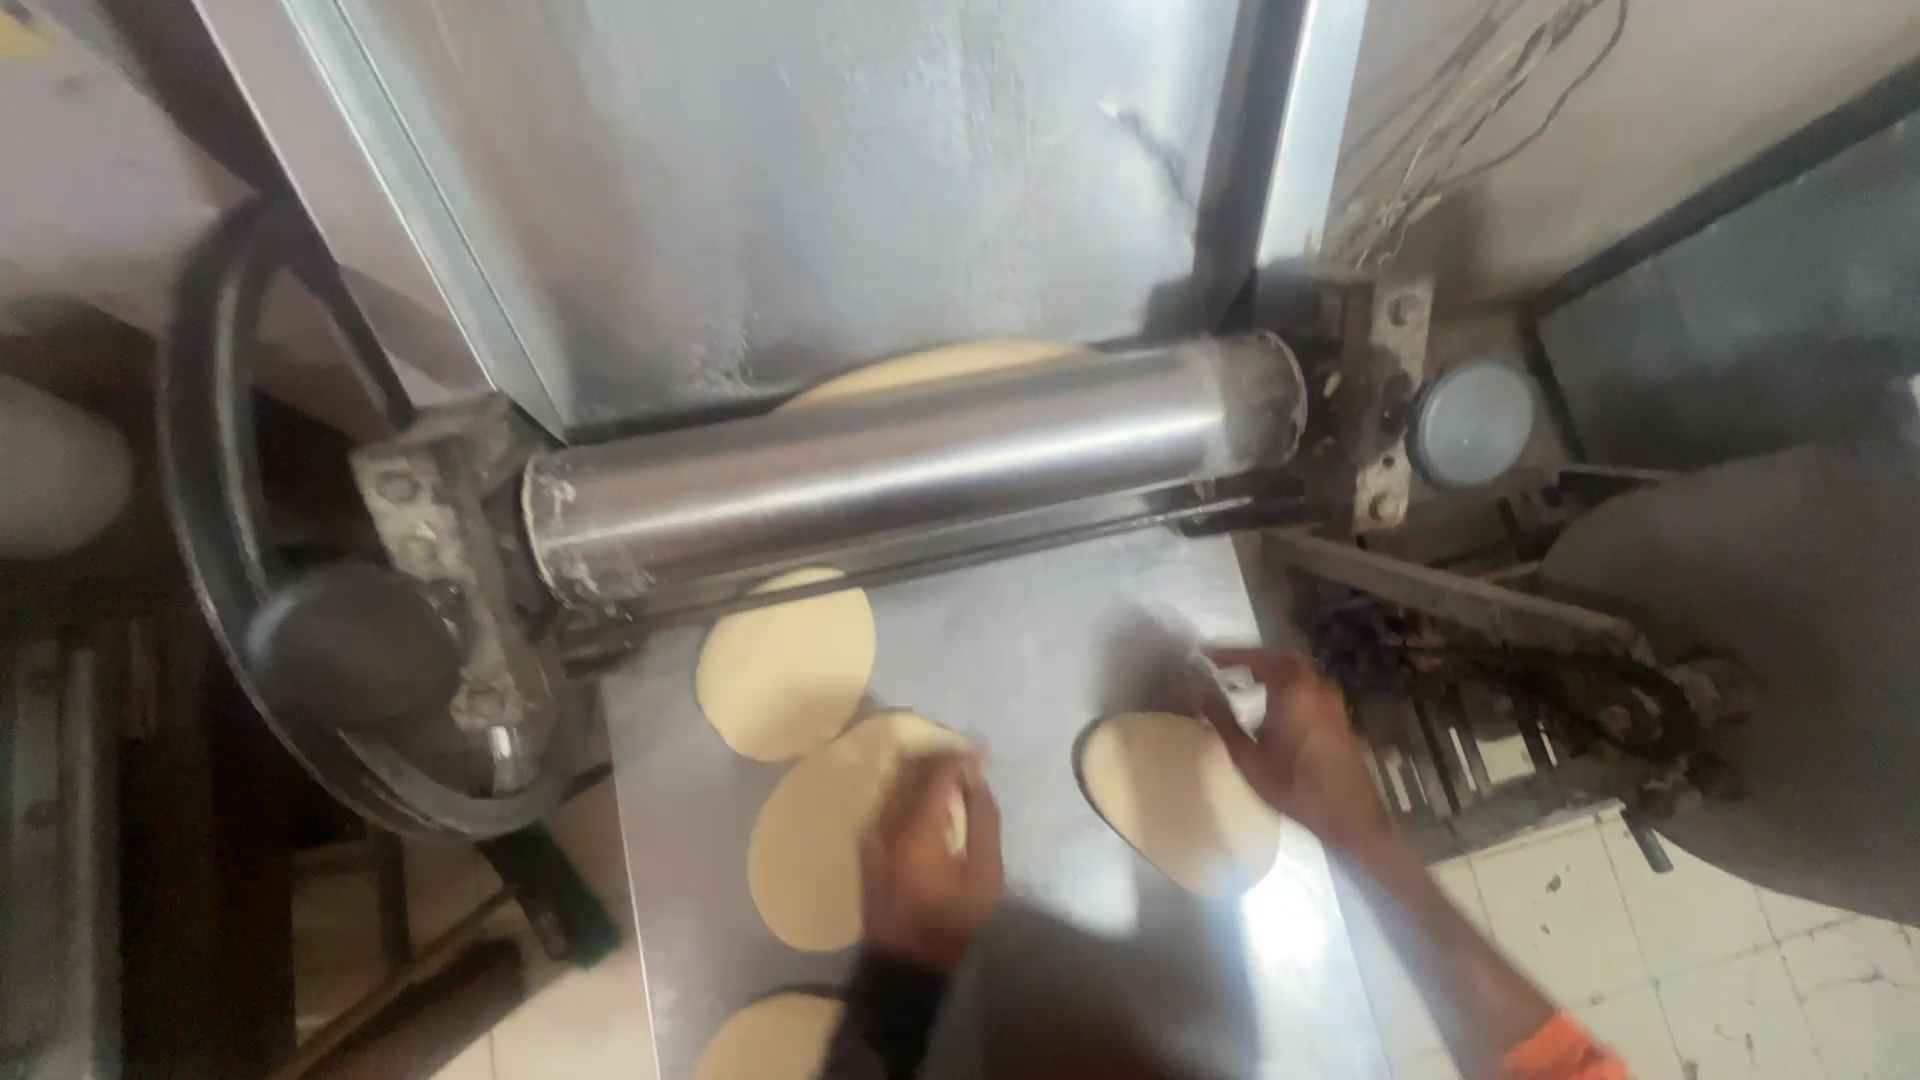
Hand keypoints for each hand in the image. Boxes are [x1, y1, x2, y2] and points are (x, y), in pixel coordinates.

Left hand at [860, 751, 1003, 972]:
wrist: (903, 963)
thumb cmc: (952, 923)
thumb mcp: (985, 875)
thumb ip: (984, 819)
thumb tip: (977, 776)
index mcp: (917, 832)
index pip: (937, 772)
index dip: (961, 756)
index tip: (982, 753)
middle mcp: (886, 822)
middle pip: (911, 767)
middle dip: (942, 755)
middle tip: (969, 758)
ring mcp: (870, 830)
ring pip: (896, 778)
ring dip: (925, 768)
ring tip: (954, 774)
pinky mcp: (865, 840)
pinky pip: (888, 796)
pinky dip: (911, 786)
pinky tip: (932, 798)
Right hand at [1199, 648, 1390, 854]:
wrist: (1348, 814)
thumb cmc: (1293, 786)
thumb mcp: (1247, 757)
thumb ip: (1223, 720)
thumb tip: (1201, 692)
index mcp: (1292, 691)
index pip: (1257, 658)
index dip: (1230, 654)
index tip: (1208, 656)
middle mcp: (1315, 686)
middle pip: (1282, 655)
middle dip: (1253, 657)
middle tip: (1227, 666)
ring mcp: (1331, 699)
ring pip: (1300, 668)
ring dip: (1273, 667)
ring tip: (1247, 681)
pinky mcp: (1339, 713)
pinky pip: (1310, 682)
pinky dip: (1289, 681)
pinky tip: (1275, 700)